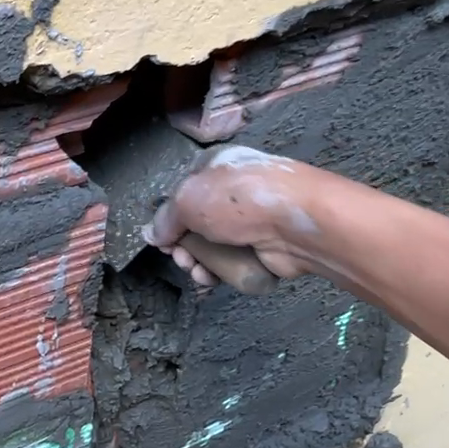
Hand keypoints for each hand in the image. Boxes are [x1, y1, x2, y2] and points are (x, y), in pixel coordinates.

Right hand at [142, 146, 326, 287]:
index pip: (181, 195)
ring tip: (198, 271)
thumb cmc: (241, 200)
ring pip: (209, 248)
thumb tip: (151, 234)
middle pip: (192, 226)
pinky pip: (229, 264)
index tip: (163, 238)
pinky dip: (218, 273)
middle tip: (181, 258)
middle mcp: (231, 194)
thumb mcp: (187, 200)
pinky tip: (213, 278)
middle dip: (181, 246)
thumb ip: (164, 219)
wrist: (297, 225)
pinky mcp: (260, 248)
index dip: (168, 219)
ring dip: (197, 263)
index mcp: (215, 169)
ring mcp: (247, 222)